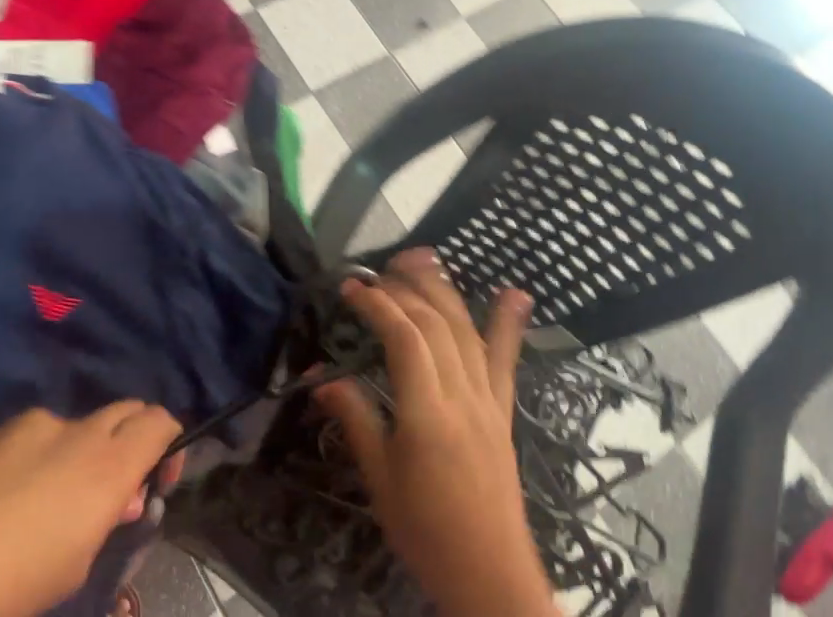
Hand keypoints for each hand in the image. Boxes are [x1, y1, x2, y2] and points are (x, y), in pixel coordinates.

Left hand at [0, 402, 180, 616]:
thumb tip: (119, 500)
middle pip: (124, 410)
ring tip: (61, 506)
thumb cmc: (10, 583)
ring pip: (77, 425)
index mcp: (103, 463)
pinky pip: (38, 435)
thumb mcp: (76, 568)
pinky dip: (49, 455)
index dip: (171, 443)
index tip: (160, 481)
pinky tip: (18, 501)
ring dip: (87, 451)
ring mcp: (25, 426)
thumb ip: (108, 523)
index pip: (158, 419)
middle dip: (133, 441)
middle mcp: (69, 429)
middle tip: (119, 495)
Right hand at [315, 249, 554, 616]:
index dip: (377, 305)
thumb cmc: (425, 530)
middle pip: (438, 325)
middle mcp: (464, 398)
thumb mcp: (379, 478)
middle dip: (407, 287)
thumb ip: (355, 420)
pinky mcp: (504, 415)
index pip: (404, 339)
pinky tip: (513, 294)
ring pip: (469, 332)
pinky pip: (506, 362)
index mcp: (428, 414)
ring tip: (425, 257)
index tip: (349, 288)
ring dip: (446, 291)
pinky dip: (509, 325)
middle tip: (378, 267)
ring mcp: (490, 404)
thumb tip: (319, 379)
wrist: (490, 575)